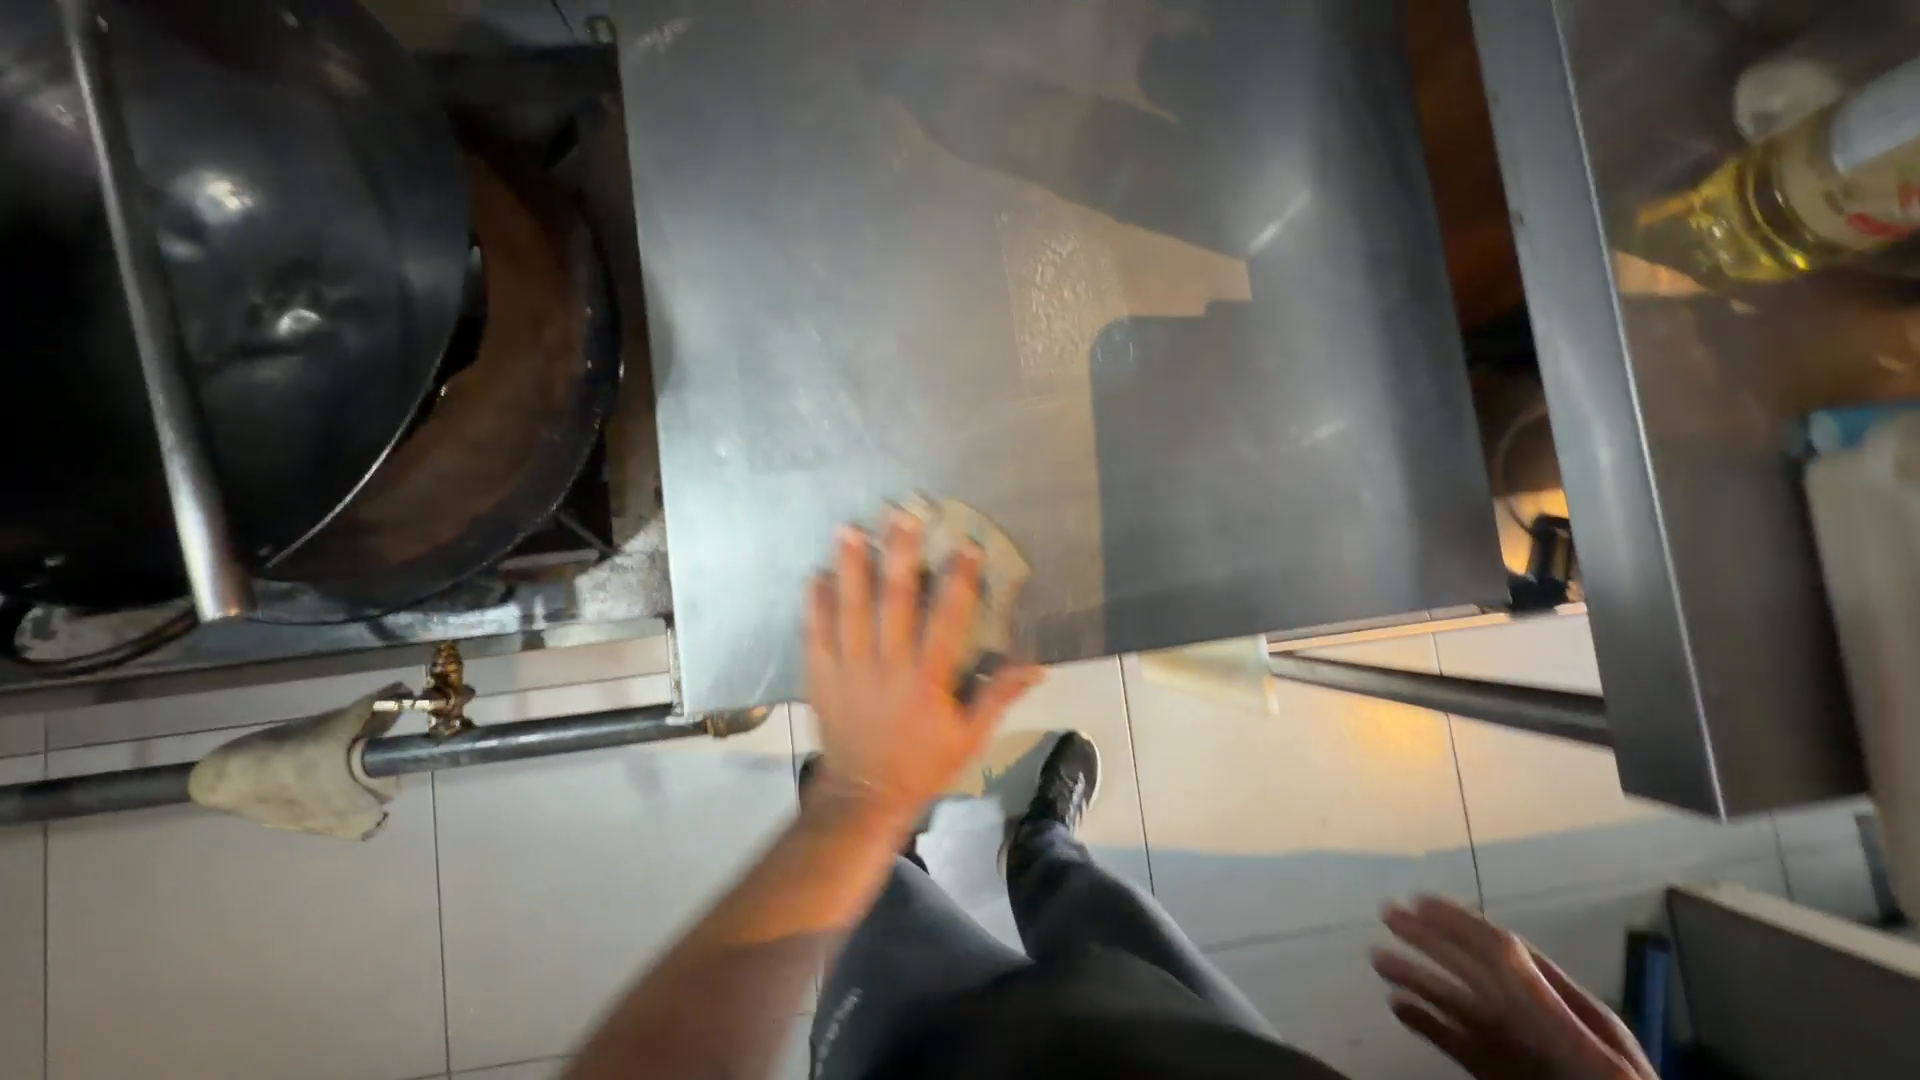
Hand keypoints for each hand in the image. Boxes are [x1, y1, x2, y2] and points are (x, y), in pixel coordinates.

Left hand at [805, 510, 1044, 828]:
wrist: (862, 796)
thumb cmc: (922, 765)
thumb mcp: (970, 737)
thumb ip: (999, 697)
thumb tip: (1038, 667)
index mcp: (926, 679)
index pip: (948, 618)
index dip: (959, 580)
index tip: (966, 546)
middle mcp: (886, 665)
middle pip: (894, 600)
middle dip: (900, 554)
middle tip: (901, 515)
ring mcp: (848, 669)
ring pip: (849, 608)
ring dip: (851, 567)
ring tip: (849, 530)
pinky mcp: (821, 676)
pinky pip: (815, 633)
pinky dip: (814, 604)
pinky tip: (815, 575)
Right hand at [1371, 895, 1657, 1079]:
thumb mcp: (1592, 1060)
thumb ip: (1545, 1006)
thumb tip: (1500, 946)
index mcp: (1570, 1011)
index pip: (1505, 953)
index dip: (1460, 923)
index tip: (1416, 900)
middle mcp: (1541, 1024)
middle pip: (1476, 972)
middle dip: (1430, 941)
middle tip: (1385, 913)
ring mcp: (1522, 1054)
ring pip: (1460, 1007)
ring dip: (1419, 979)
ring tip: (1377, 959)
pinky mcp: (1503, 1079)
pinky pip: (1459, 1046)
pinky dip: (1428, 1025)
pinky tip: (1398, 1008)